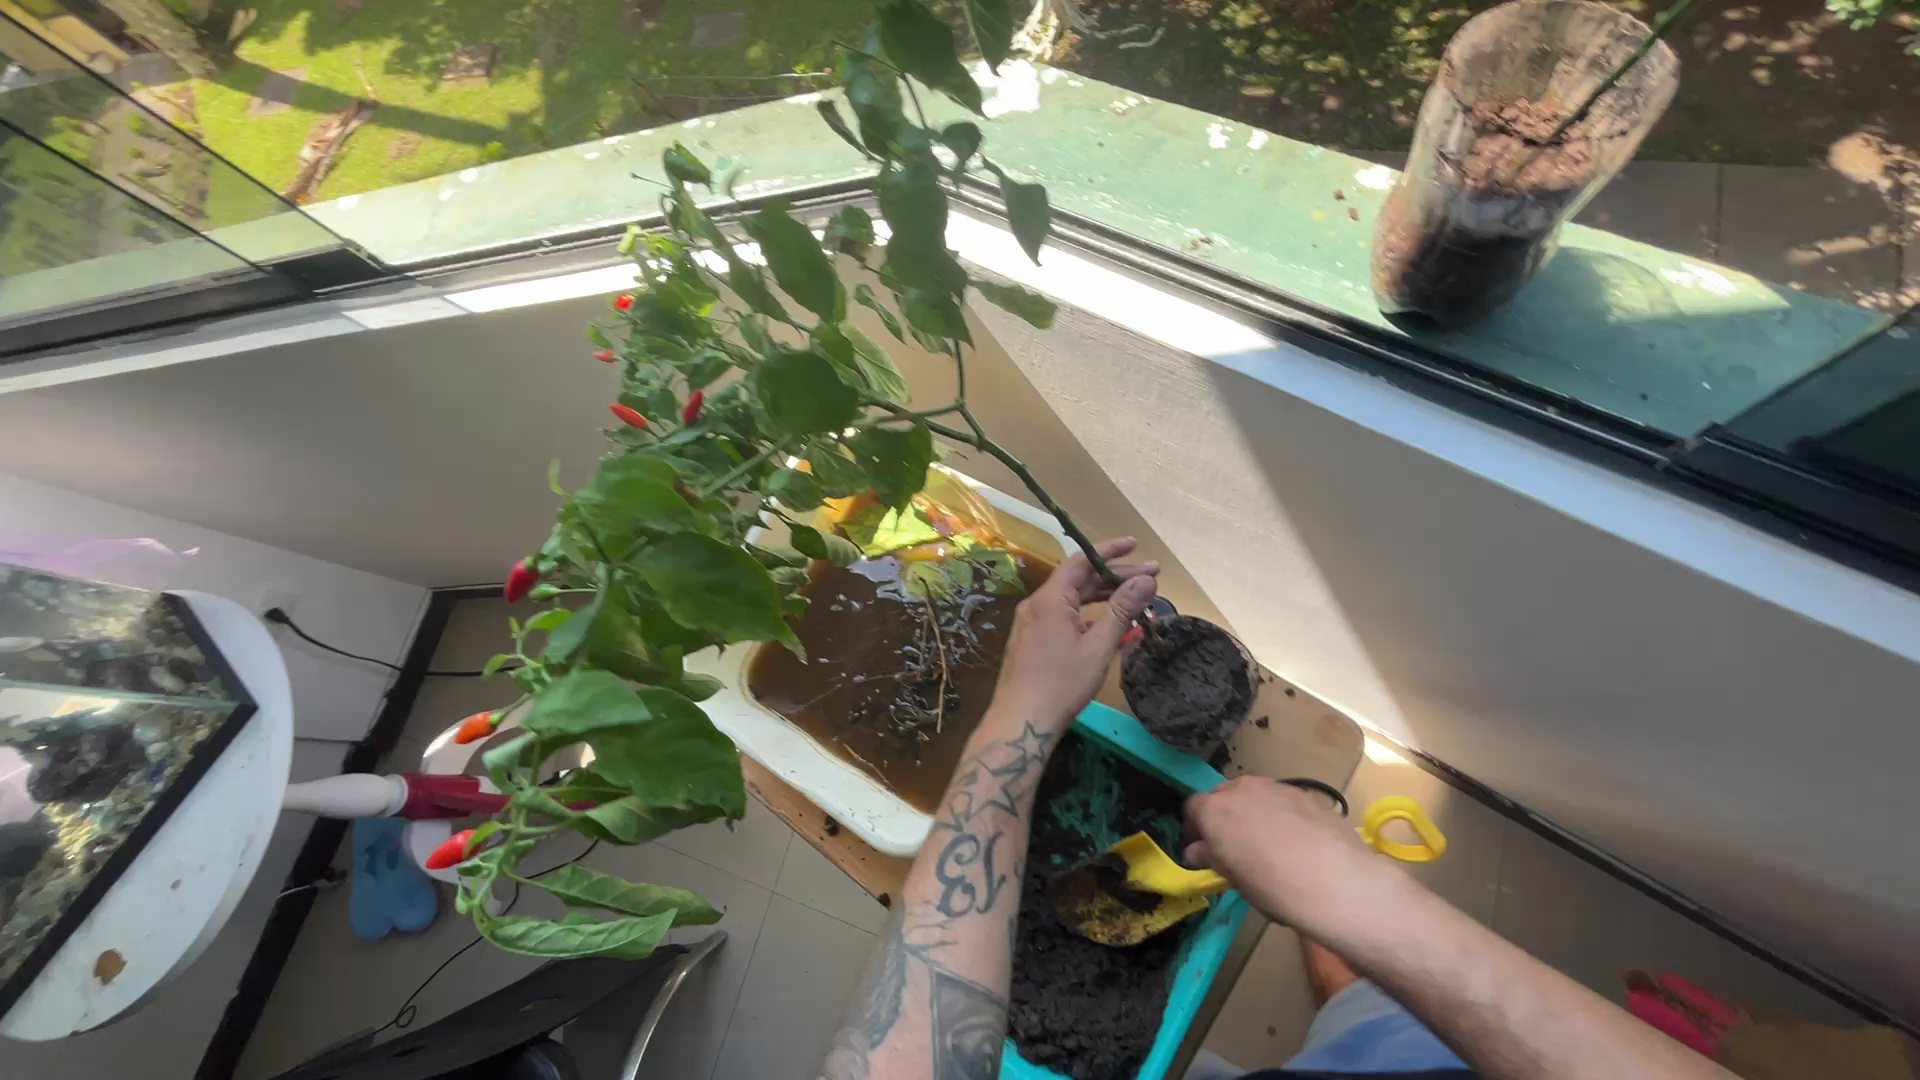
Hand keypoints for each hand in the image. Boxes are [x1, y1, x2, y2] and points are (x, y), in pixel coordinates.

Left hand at [985, 536, 1159, 731]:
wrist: (1021, 721)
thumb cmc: (1061, 683)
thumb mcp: (1098, 646)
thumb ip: (1122, 610)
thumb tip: (1147, 580)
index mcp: (1050, 599)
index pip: (1082, 561)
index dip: (1110, 551)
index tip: (1135, 545)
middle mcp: (1037, 605)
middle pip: (1079, 581)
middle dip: (1115, 578)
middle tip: (1151, 579)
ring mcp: (1032, 624)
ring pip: (1073, 603)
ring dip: (1105, 601)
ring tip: (1139, 604)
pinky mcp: (1033, 642)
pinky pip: (1066, 621)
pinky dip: (1090, 620)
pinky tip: (1116, 631)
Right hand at [1184, 776, 1391, 934]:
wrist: (1338, 882)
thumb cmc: (1275, 887)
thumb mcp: (1236, 880)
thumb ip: (1212, 857)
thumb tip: (1195, 850)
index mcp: (1214, 809)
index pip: (1192, 808)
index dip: (1196, 828)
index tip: (1205, 849)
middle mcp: (1240, 788)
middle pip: (1222, 796)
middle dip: (1224, 816)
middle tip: (1236, 845)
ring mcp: (1274, 786)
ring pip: (1253, 794)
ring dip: (1252, 811)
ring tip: (1269, 841)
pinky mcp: (1304, 792)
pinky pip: (1281, 799)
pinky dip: (1280, 813)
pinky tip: (1297, 839)